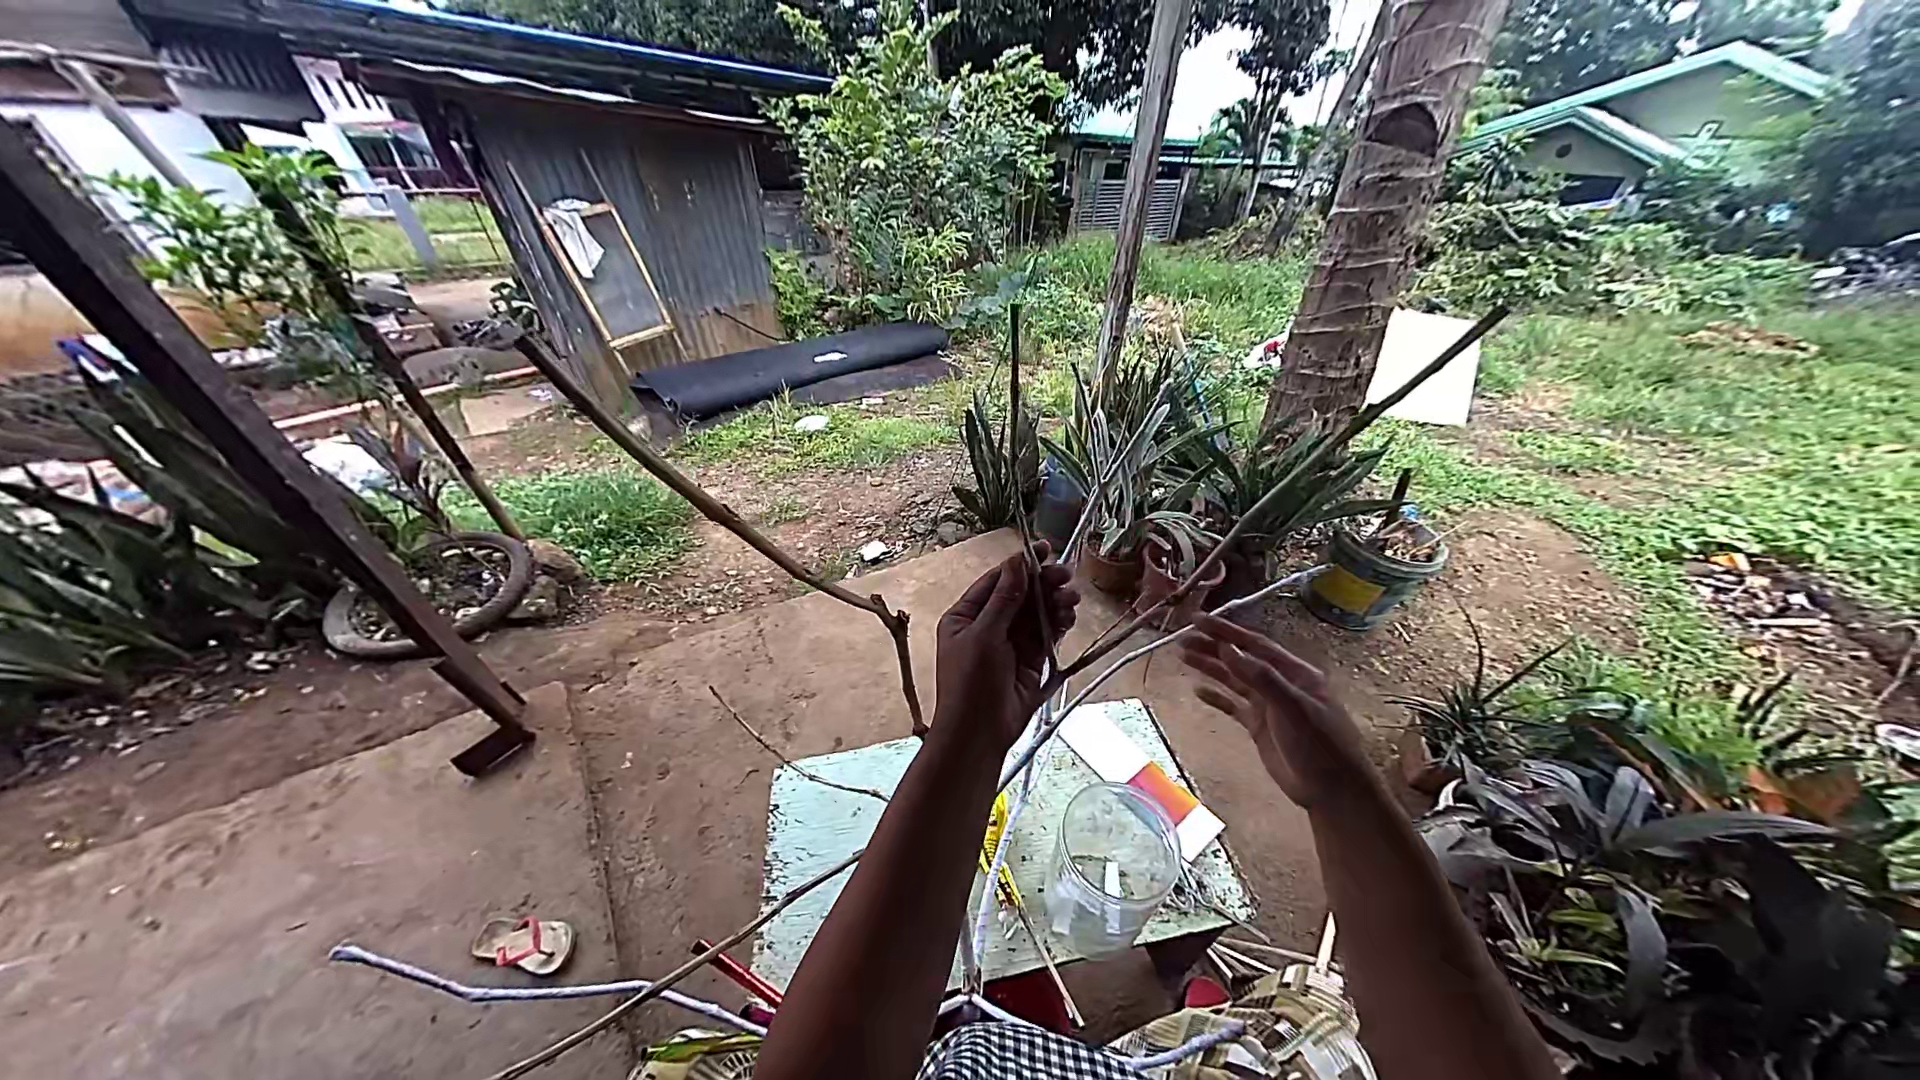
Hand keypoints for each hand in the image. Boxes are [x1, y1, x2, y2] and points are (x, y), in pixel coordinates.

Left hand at [935, 542, 1079, 752]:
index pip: (996, 581)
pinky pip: (1046, 633)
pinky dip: (1058, 622)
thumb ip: (1004, 599)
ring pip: (1036, 613)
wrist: (979, 732)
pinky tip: (1068, 615)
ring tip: (1070, 598)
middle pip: (1020, 595)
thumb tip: (1017, 563)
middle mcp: (988, 625)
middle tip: (1065, 574)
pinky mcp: (1030, 659)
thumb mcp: (984, 635)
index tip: (1043, 549)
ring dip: (1053, 602)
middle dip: (1042, 583)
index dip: (1020, 565)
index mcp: (966, 616)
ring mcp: (1010, 642)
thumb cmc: (970, 681)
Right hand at [1180, 615, 1378, 808]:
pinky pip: (1232, 705)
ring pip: (1233, 679)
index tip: (1198, 620)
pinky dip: (1216, 697)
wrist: (1334, 792)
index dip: (1226, 631)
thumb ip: (1261, 677)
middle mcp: (1280, 684)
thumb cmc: (1321, 746)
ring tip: (1183, 656)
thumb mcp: (1294, 708)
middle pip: (1240, 659)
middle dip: (1212, 647)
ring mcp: (1268, 705)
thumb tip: (1228, 649)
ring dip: (1210, 667)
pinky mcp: (1259, 726)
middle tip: (1182, 640)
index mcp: (1295, 673)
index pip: (1255, 644)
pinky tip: (1198, 690)